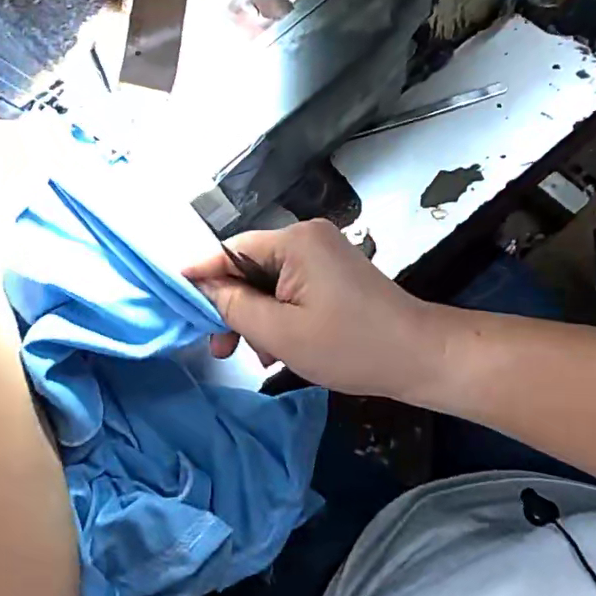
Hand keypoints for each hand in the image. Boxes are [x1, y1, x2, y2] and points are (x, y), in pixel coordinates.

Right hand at [181, 219, 449, 401]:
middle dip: (234, 307)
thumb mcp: (281, 332)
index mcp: (294, 242)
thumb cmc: (350, 346)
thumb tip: (206, 287)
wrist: (420, 357)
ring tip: (262, 355)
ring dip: (257, 316)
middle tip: (221, 347)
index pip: (231, 250)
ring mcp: (323, 253)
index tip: (176, 292)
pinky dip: (279, 314)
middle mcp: (307, 238)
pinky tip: (280, 346)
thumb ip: (235, 306)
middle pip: (249, 267)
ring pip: (268, 281)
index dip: (202, 273)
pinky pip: (290, 286)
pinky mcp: (333, 271)